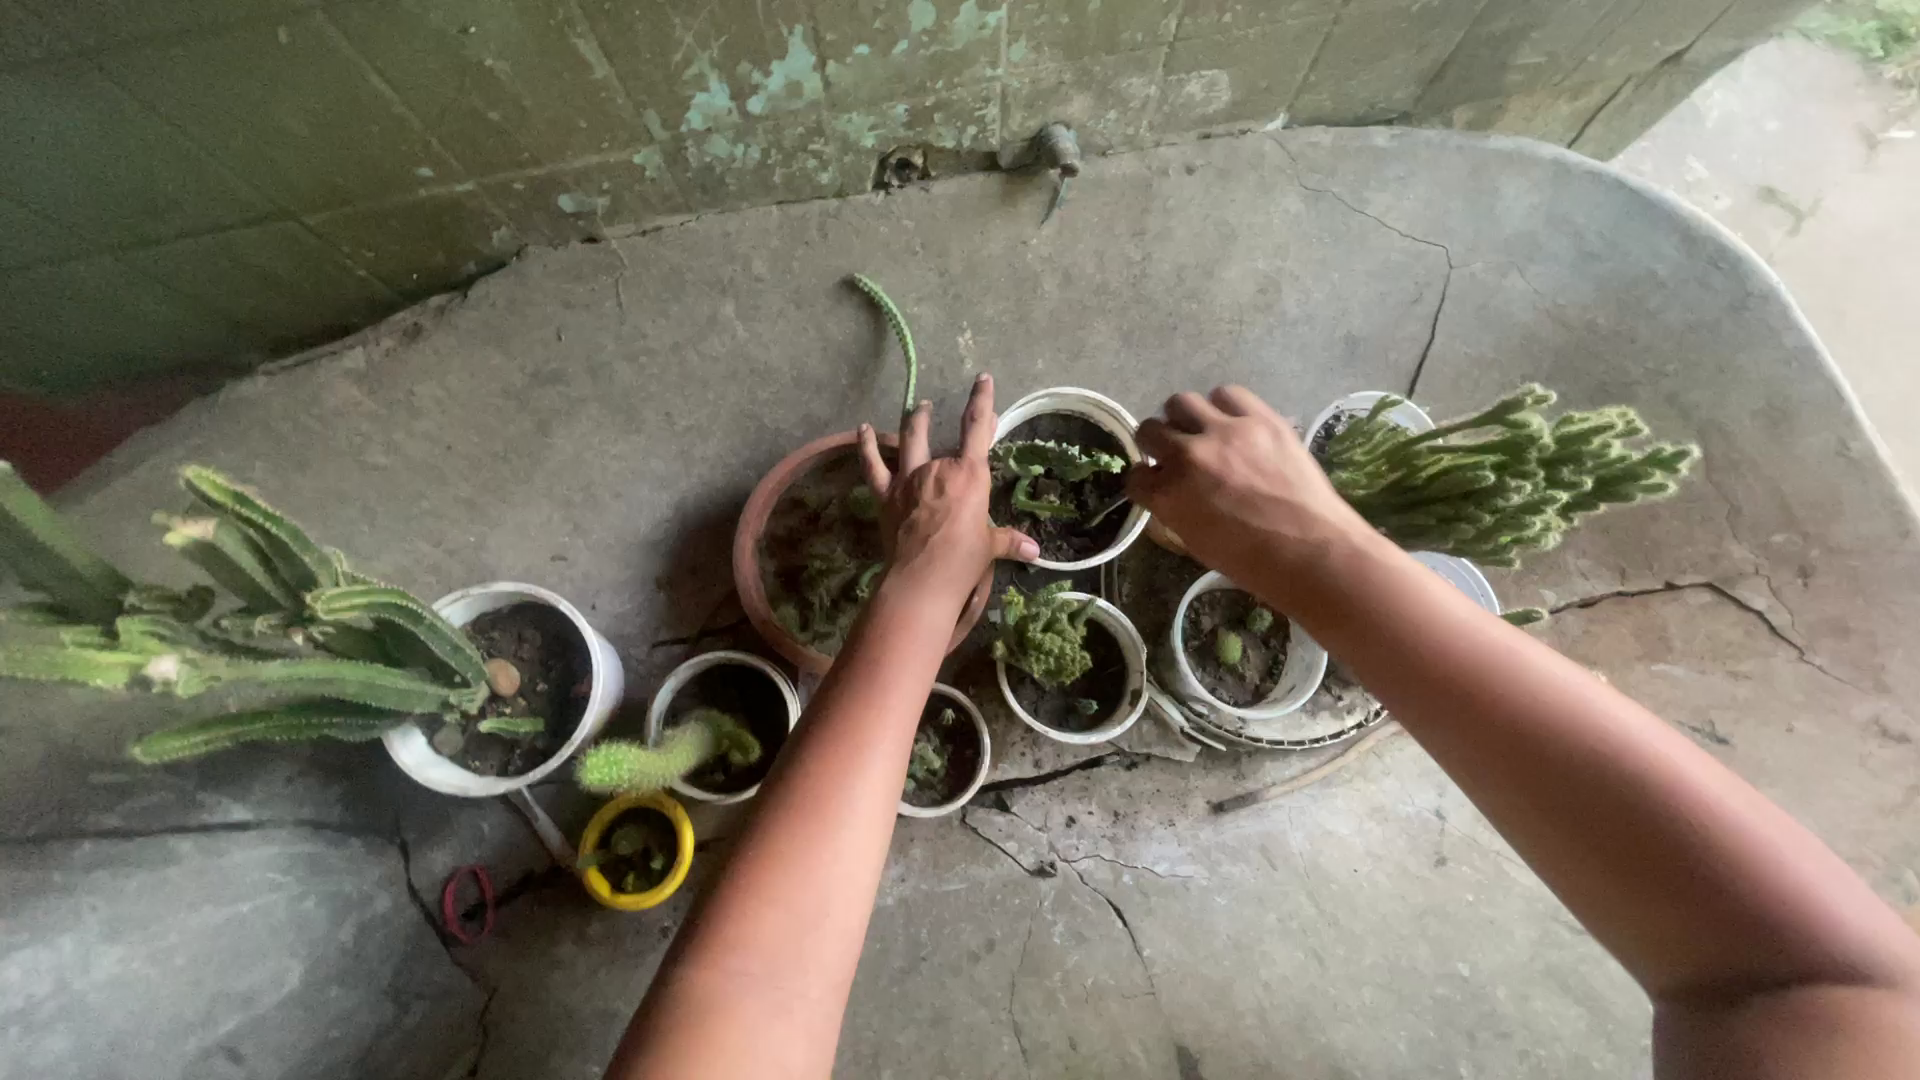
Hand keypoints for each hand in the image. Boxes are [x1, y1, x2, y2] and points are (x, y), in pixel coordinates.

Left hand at [858, 374, 1038, 604]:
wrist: (922, 579)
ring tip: (917, 408)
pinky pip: (873, 465)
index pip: (978, 429)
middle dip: (944, 419)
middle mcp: (938, 469)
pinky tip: (861, 430)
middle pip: (943, 436)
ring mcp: (908, 480)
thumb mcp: (990, 547)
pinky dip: (867, 446)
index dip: (982, 401)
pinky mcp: (886, 495)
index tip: (983, 380)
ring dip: (913, 421)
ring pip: (909, 440)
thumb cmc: (962, 561)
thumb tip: (1035, 552)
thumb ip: (1009, 542)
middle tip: (937, 407)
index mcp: (969, 475)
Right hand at [1127, 386, 1374, 597]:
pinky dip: (1223, 407)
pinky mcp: (1260, 419)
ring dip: (1184, 418)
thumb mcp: (1195, 541)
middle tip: (1173, 452)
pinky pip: (1227, 394)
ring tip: (1201, 431)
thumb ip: (1174, 508)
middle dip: (1156, 442)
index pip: (1135, 475)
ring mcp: (1224, 432)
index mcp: (1167, 495)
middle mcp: (1187, 456)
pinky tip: (1232, 422)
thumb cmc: (1251, 561)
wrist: (1310, 550)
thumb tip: (1171, 491)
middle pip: (1150, 430)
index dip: (1144, 479)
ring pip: (1181, 402)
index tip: (1155, 482)